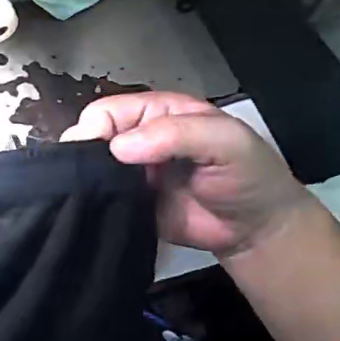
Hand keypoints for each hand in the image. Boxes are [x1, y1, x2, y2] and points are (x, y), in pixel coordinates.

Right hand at [63, 92, 323, 257]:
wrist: (256, 229)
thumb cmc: (248, 176)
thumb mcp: (225, 142)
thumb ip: (176, 135)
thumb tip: (118, 147)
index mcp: (158, 113)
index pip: (109, 111)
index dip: (94, 128)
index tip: (92, 152)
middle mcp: (139, 140)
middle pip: (91, 138)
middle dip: (82, 154)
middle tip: (83, 177)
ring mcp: (131, 175)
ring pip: (90, 171)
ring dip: (83, 180)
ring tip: (83, 194)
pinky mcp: (128, 206)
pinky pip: (99, 202)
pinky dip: (90, 204)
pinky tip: (89, 210)